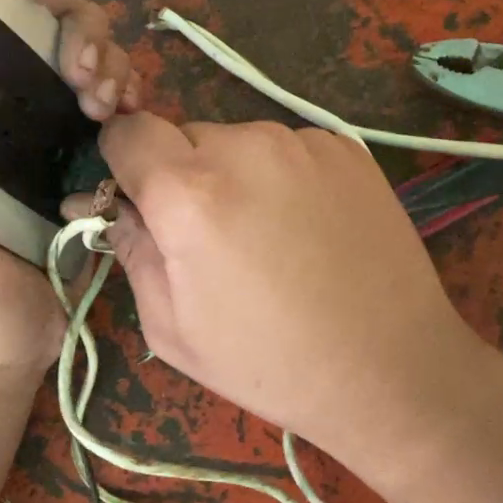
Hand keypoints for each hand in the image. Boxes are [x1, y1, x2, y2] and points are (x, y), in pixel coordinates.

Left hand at [0, 0, 133, 388]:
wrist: (8, 352)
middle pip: (45, 28)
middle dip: (79, 28)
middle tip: (88, 78)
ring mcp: (45, 135)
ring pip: (88, 61)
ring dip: (110, 61)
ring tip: (106, 105)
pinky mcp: (85, 163)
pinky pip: (116, 112)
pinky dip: (129, 100)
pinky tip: (128, 119)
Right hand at [94, 114, 494, 455]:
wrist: (388, 368)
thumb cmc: (267, 362)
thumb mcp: (171, 328)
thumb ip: (133, 253)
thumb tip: (113, 208)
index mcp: (188, 194)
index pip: (126, 133)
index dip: (123, 164)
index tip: (138, 201)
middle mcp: (243, 147)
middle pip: (182, 138)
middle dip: (180, 177)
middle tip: (206, 239)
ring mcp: (301, 143)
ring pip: (235, 141)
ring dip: (231, 175)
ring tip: (264, 238)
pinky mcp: (346, 149)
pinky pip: (286, 149)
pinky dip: (280, 177)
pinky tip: (305, 229)